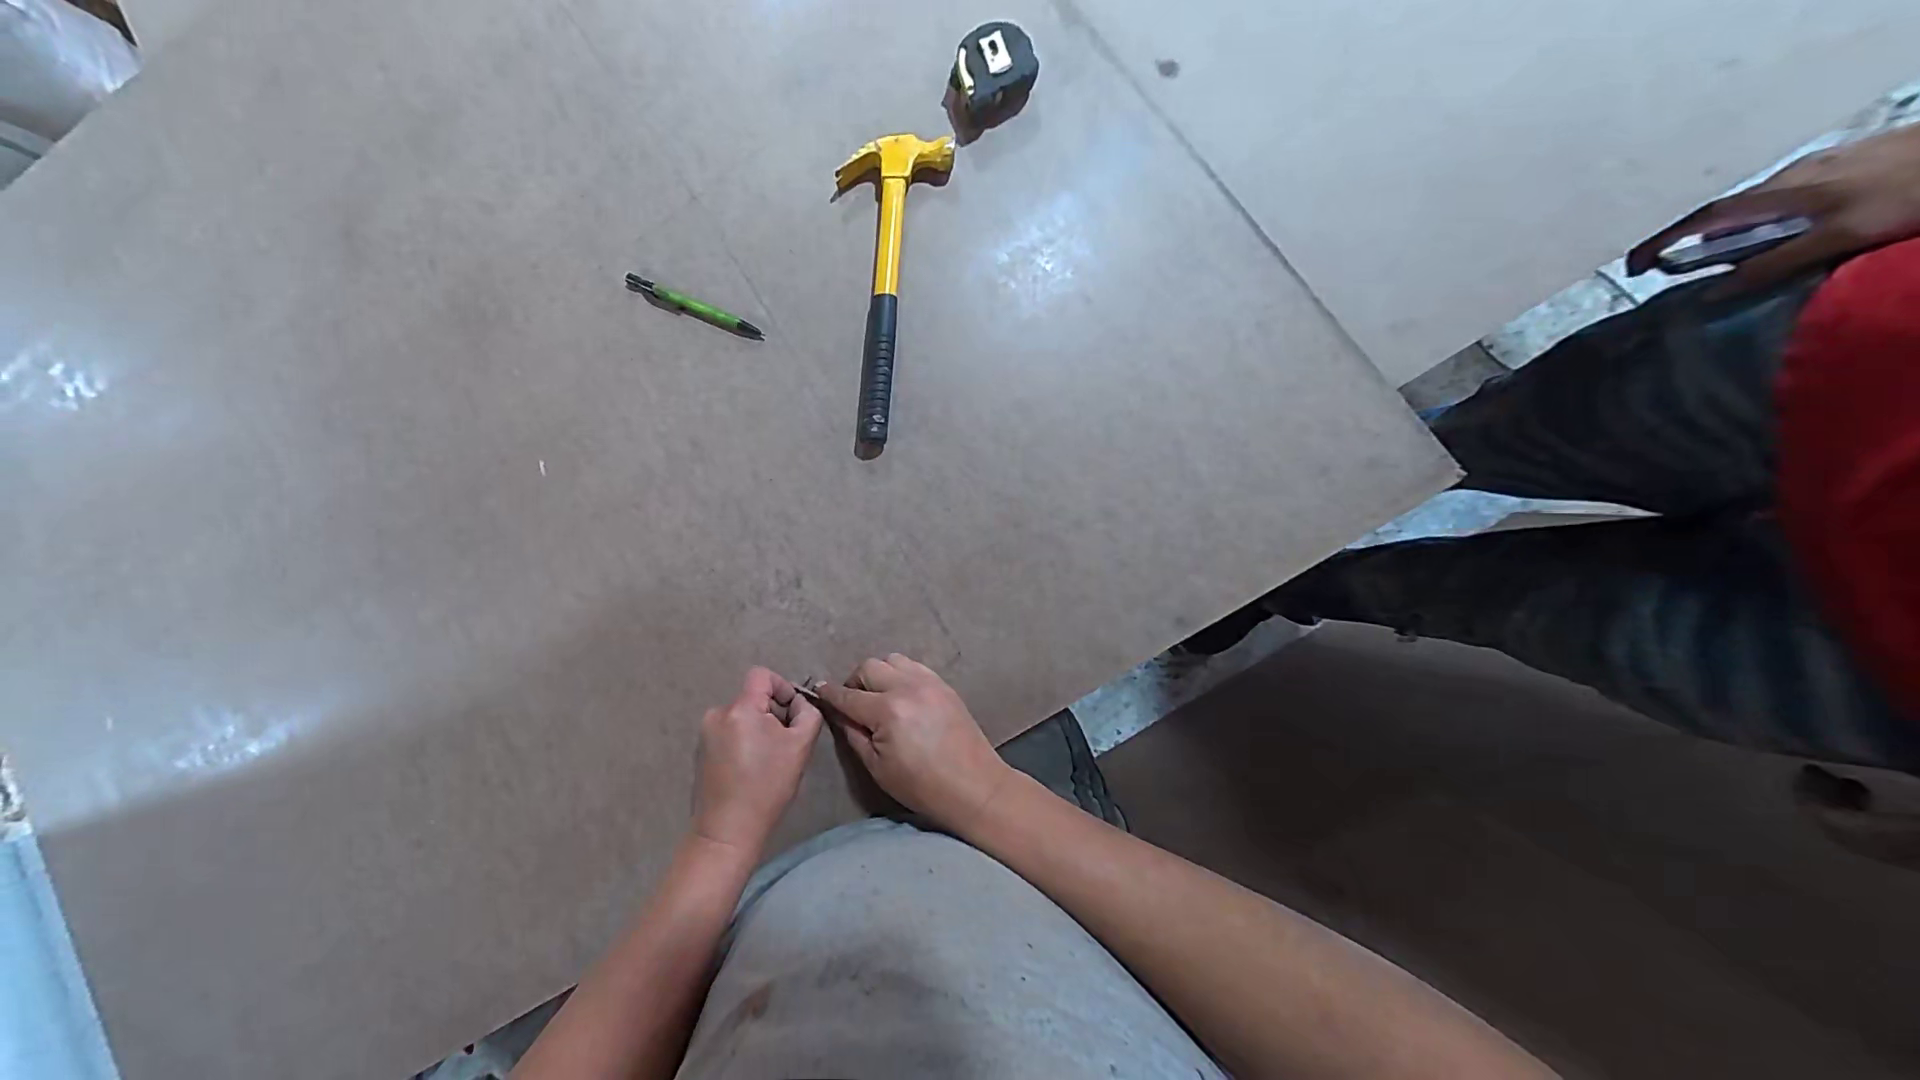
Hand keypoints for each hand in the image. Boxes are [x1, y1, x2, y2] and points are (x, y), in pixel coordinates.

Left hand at [691, 667, 822, 852]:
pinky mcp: (701, 752)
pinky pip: (730, 732)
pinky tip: (750, 769)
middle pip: (753, 698)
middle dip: (773, 713)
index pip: (762, 675)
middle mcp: (717, 714)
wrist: (727, 830)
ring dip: (759, 728)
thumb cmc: (767, 785)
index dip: (783, 687)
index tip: (793, 714)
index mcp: (740, 708)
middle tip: (785, 743)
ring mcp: (705, 734)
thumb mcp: (801, 745)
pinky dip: (744, 741)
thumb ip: (807, 713)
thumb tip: (798, 704)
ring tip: (768, 759)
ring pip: (742, 716)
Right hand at [814, 654, 1015, 832]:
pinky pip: (914, 666)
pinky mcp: (943, 684)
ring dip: (879, 674)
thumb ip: (853, 734)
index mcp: (887, 711)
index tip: (819, 691)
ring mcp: (929, 682)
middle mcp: (907, 687)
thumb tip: (837, 712)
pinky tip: (902, 695)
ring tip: (880, 698)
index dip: (830, 694)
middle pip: (869, 667)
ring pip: (892, 660)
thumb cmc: (922, 786)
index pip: (848, 695)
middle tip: (854, 704)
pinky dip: (901, 674)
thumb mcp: (877, 767)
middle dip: (855, 683)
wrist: (973, 785)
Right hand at [1627, 123, 1919, 291]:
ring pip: (1767, 197)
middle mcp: (1794, 173)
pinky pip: (1800, 188)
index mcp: (1781, 193)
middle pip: (1731, 208)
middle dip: (1700, 236)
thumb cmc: (1914, 191)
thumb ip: (1777, 263)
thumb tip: (1713, 291)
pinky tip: (1802, 221)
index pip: (1701, 220)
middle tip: (1692, 264)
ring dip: (1744, 223)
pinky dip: (1781, 211)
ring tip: (1748, 247)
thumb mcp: (1843, 235)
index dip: (1661, 242)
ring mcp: (1830, 160)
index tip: (1634, 267)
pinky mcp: (1861, 154)